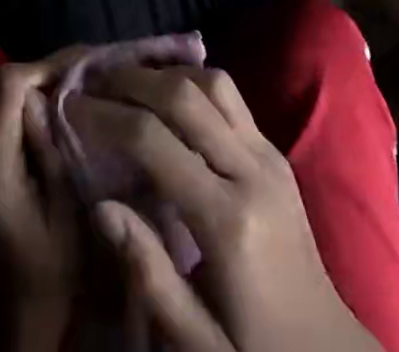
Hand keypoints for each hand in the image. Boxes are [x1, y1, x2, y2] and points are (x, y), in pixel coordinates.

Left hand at [0, 53, 83, 350]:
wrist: (23, 301)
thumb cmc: (54, 264)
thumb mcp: (66, 211)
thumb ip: (52, 148)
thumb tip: (44, 93)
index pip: (6, 89)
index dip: (43, 67)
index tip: (83, 66)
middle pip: (4, 87)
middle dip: (47, 73)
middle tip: (92, 71)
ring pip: (4, 95)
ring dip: (41, 85)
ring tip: (82, 83)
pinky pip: (3, 110)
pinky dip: (31, 101)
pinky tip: (61, 104)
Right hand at [68, 67, 384, 351]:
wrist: (328, 351)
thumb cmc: (255, 347)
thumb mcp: (198, 340)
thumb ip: (148, 272)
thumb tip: (100, 205)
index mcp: (228, 221)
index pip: (154, 140)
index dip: (104, 115)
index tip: (69, 107)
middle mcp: (253, 174)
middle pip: (184, 95)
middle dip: (129, 80)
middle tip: (90, 84)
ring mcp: (270, 158)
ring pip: (213, 83)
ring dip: (163, 74)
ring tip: (124, 84)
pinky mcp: (276, 154)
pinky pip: (230, 97)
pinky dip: (190, 82)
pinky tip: (163, 95)